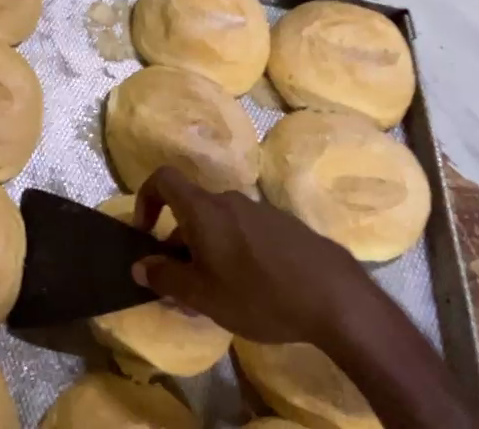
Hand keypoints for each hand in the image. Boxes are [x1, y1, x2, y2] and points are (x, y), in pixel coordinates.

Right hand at [135, 167, 478, 428]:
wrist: (338, 301)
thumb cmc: (258, 294)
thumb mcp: (202, 296)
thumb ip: (165, 278)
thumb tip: (140, 266)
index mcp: (203, 209)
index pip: (163, 179)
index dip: (146, 198)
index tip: (146, 232)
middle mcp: (230, 200)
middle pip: (193, 208)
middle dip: (181, 241)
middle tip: (183, 282)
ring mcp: (263, 211)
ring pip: (222, 224)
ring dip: (211, 249)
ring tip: (219, 292)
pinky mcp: (289, 228)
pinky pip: (249, 233)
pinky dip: (239, 252)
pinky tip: (256, 290)